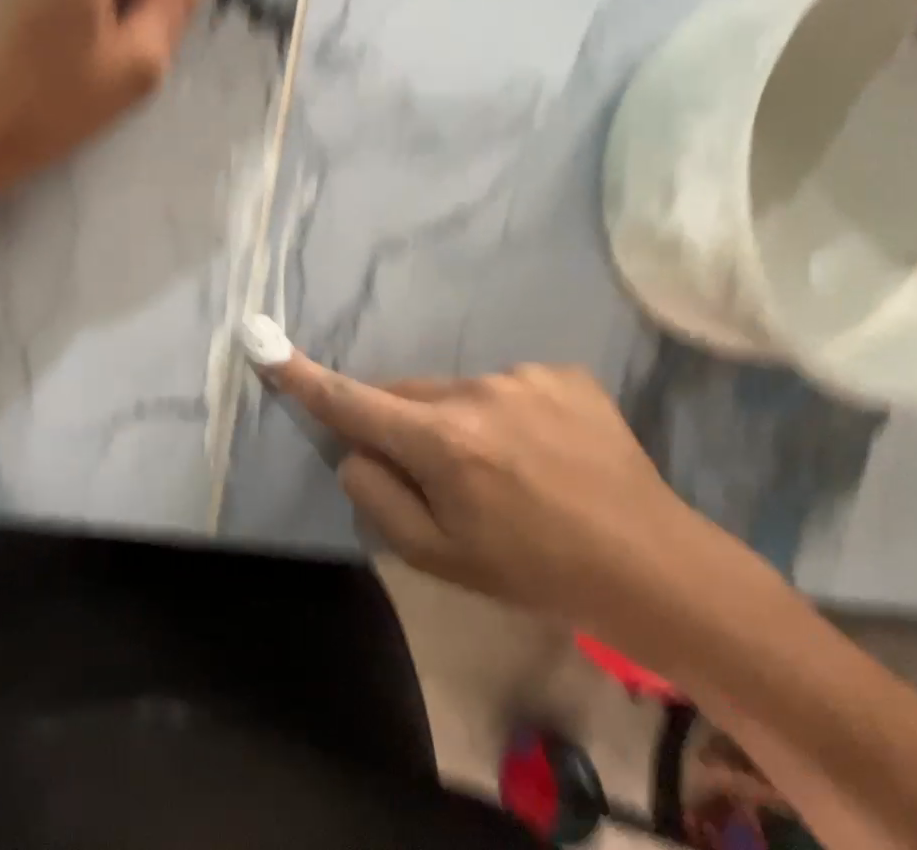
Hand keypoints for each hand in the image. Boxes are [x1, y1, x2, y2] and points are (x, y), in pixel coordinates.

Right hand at [264, 354, 771, 659]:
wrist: (651, 565)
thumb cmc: (532, 570)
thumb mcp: (436, 556)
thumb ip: (377, 497)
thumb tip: (355, 451)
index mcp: (442, 443)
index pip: (353, 402)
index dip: (304, 379)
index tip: (265, 346)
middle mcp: (479, 394)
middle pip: (404, 395)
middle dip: (399, 425)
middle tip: (433, 478)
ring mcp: (526, 378)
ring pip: (454, 392)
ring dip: (454, 422)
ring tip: (502, 472)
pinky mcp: (564, 374)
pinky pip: (503, 388)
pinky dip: (501, 415)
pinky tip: (538, 453)